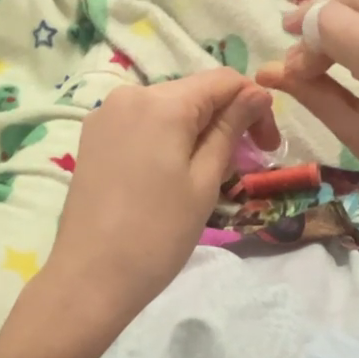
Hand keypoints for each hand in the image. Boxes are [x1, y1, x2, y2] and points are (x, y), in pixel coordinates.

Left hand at [42, 69, 278, 327]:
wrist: (90, 277)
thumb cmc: (158, 232)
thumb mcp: (205, 180)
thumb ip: (230, 128)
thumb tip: (256, 92)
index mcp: (162, 101)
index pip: (223, 80)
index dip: (254, 105)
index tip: (268, 148)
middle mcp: (129, 94)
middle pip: (193, 93)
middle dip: (224, 121)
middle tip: (240, 170)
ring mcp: (104, 115)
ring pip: (167, 109)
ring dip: (195, 132)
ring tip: (206, 177)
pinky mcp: (92, 137)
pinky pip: (141, 124)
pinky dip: (165, 139)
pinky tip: (169, 176)